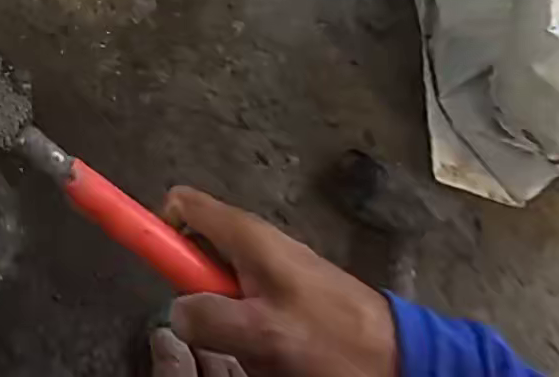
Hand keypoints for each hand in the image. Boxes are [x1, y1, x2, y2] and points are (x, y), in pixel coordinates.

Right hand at [150, 186, 398, 376]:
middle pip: (195, 244)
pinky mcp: (283, 284)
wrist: (400, 356)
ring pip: (219, 278)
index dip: (159, 225)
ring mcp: (267, 260)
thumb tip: (175, 310)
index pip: (180, 202)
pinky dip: (245, 321)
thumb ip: (211, 317)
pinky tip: (271, 350)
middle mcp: (249, 236)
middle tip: (217, 323)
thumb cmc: (330, 336)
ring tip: (256, 345)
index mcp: (240, 231)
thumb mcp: (266, 333)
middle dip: (195, 284)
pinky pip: (244, 295)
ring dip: (223, 311)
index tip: (158, 264)